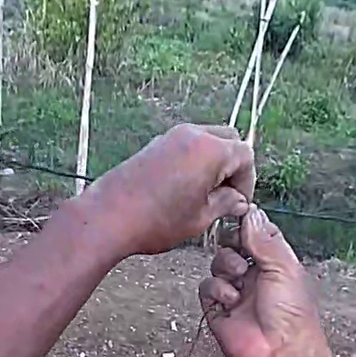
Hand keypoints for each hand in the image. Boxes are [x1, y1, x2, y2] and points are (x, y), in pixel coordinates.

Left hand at [76, 124, 254, 257]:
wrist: (108, 217)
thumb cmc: (155, 221)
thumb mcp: (199, 218)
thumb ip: (225, 204)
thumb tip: (238, 201)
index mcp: (210, 150)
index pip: (245, 156)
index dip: (247, 182)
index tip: (238, 204)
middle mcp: (192, 135)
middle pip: (228, 141)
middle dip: (232, 168)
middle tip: (225, 197)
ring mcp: (170, 137)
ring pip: (206, 142)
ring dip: (212, 164)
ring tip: (204, 197)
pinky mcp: (154, 145)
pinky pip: (185, 146)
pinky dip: (193, 163)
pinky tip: (184, 191)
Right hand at [199, 206, 324, 356]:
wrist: (279, 350)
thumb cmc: (291, 311)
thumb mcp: (283, 267)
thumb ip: (264, 239)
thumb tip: (251, 212)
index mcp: (273, 263)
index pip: (254, 235)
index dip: (245, 228)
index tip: (240, 221)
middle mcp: (253, 276)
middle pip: (230, 247)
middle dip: (231, 248)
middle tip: (240, 255)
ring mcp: (234, 292)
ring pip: (216, 266)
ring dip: (225, 269)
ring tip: (239, 282)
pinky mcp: (217, 309)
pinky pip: (206, 288)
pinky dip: (216, 290)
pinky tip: (231, 301)